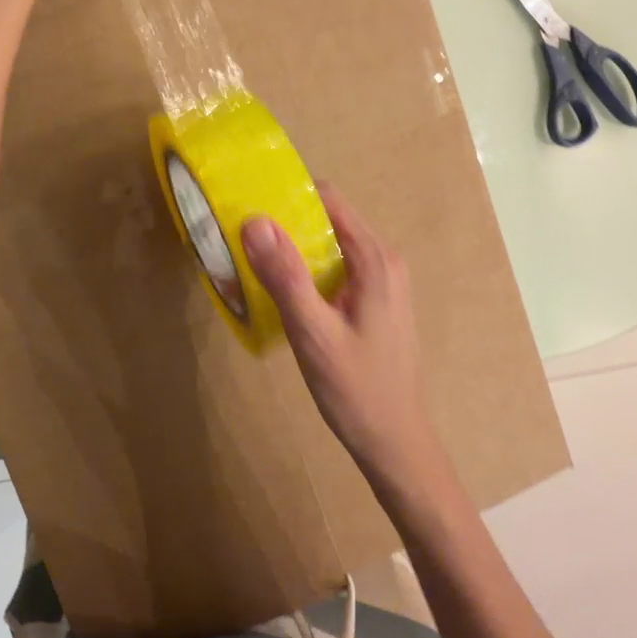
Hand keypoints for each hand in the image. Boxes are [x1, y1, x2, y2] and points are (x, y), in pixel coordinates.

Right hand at [242, 187, 437, 474]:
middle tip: (241, 232)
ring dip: (294, 247)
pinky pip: (337, 269)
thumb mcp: (312, 333)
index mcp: (375, 260)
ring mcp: (382, 283)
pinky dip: (307, 270)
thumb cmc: (356, 388)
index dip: (288, 194)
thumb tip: (255, 221)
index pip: (330, 199)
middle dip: (286, 220)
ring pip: (331, 245)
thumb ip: (285, 276)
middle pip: (330, 219)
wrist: (395, 443)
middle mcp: (384, 261)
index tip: (248, 200)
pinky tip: (280, 290)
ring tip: (251, 258)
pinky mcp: (375, 303)